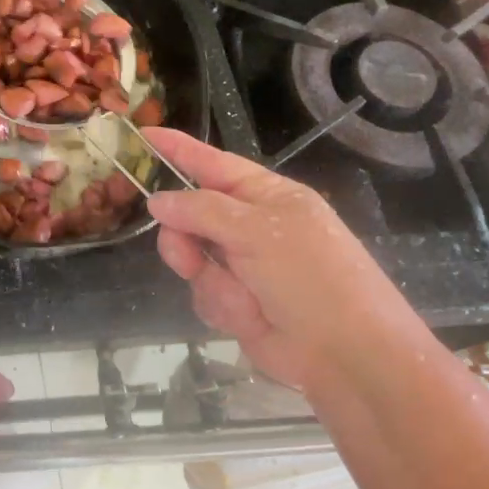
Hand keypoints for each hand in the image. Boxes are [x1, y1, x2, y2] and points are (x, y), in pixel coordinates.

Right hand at [141, 127, 424, 391]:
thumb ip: (201, 211)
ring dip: (211, 280)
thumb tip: (157, 201)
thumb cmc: (312, 278)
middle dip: (185, 239)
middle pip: (190, 216)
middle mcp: (253, 227)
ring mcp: (244, 266)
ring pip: (192, 258)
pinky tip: (250, 318)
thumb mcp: (258, 231)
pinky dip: (222, 305)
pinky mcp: (237, 302)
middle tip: (186, 257)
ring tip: (241, 297)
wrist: (345, 353)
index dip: (178, 150)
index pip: (213, 164)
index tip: (143, 135)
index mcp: (269, 197)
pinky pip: (203, 292)